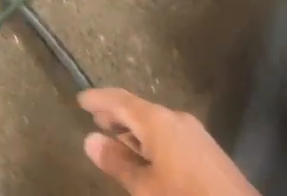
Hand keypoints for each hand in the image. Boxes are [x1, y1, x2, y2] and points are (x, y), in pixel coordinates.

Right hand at [78, 88, 260, 194]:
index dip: (100, 98)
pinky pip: (169, 134)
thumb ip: (118, 163)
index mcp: (159, 121)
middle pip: (140, 109)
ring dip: (134, 129)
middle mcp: (176, 118)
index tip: (80, 99)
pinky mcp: (205, 150)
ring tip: (115, 137)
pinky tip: (145, 156)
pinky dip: (150, 139)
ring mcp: (194, 133)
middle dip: (116, 113)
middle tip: (94, 118)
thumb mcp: (145, 188)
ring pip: (156, 123)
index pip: (122, 100)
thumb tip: (90, 139)